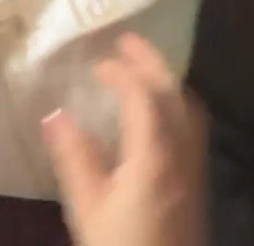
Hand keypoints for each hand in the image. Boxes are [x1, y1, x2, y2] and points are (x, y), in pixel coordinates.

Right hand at [42, 33, 209, 245]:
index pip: (144, 95)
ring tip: (141, 72)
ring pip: (189, 111)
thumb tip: (56, 114)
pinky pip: (192, 129)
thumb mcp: (88, 210)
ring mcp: (194, 172)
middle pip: (174, 94)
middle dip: (152, 63)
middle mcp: (182, 155)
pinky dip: (174, 106)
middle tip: (126, 42)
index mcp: (154, 154)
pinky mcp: (197, 189)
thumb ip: (74, 158)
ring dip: (166, 83)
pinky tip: (154, 118)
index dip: (122, 73)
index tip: (98, 64)